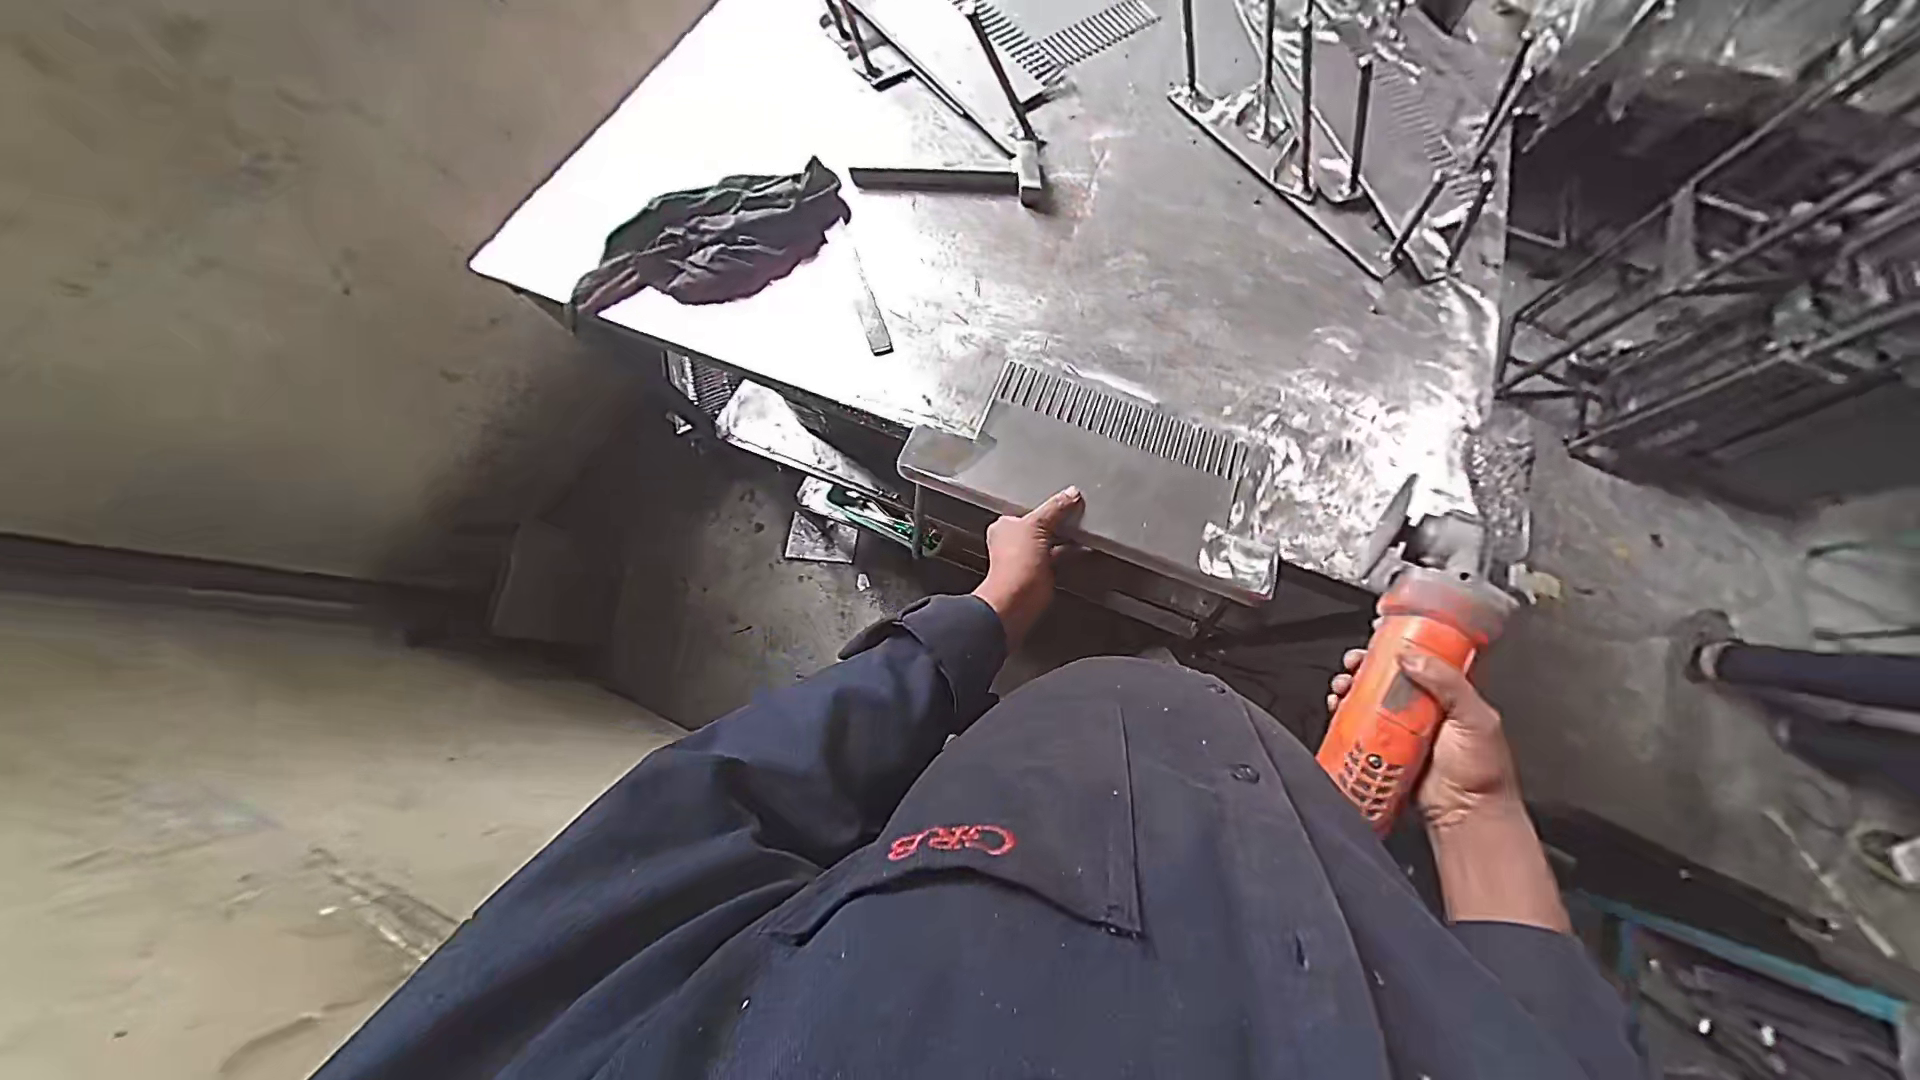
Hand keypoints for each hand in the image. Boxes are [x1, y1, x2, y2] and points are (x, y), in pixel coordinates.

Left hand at [972, 486, 1083, 648]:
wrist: (1018, 598)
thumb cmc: (1014, 564)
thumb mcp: (1037, 524)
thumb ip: (1055, 508)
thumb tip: (1070, 494)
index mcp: (1005, 526)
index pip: (1027, 509)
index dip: (1044, 505)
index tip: (1063, 499)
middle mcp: (1015, 542)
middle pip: (1041, 526)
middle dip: (1057, 522)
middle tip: (1075, 513)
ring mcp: (1028, 558)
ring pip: (1051, 542)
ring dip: (1066, 538)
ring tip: (1082, 529)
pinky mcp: (1042, 572)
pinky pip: (1060, 557)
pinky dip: (1072, 552)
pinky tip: (1084, 548)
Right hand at [1326, 647, 1520, 830]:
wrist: (1465, 813)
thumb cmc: (1483, 771)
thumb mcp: (1475, 718)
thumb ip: (1447, 683)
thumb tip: (1409, 656)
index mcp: (1449, 691)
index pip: (1421, 657)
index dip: (1398, 643)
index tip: (1379, 635)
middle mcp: (1422, 703)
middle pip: (1385, 673)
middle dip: (1363, 663)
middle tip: (1354, 663)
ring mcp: (1400, 722)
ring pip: (1367, 693)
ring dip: (1349, 684)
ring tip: (1343, 686)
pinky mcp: (1382, 741)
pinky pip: (1356, 719)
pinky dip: (1342, 709)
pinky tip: (1338, 706)